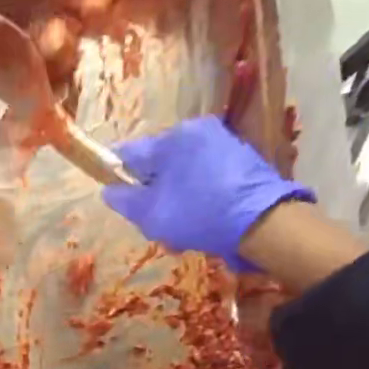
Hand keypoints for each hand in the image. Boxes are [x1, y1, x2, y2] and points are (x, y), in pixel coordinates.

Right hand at [101, 117, 314, 269]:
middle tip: (151, 226)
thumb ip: (124, 201)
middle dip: (151, 197)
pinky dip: (193, 203)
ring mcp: (221, 145)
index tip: (111, 193)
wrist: (260, 221)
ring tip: (176, 235)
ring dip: (172, 205)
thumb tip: (108, 190)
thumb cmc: (197, 213)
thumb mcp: (151, 214)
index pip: (131, 152)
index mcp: (173, 138)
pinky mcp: (239, 162)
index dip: (116, 173)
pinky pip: (202, 181)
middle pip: (159, 166)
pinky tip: (196, 227)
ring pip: (180, 178)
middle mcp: (198, 133)